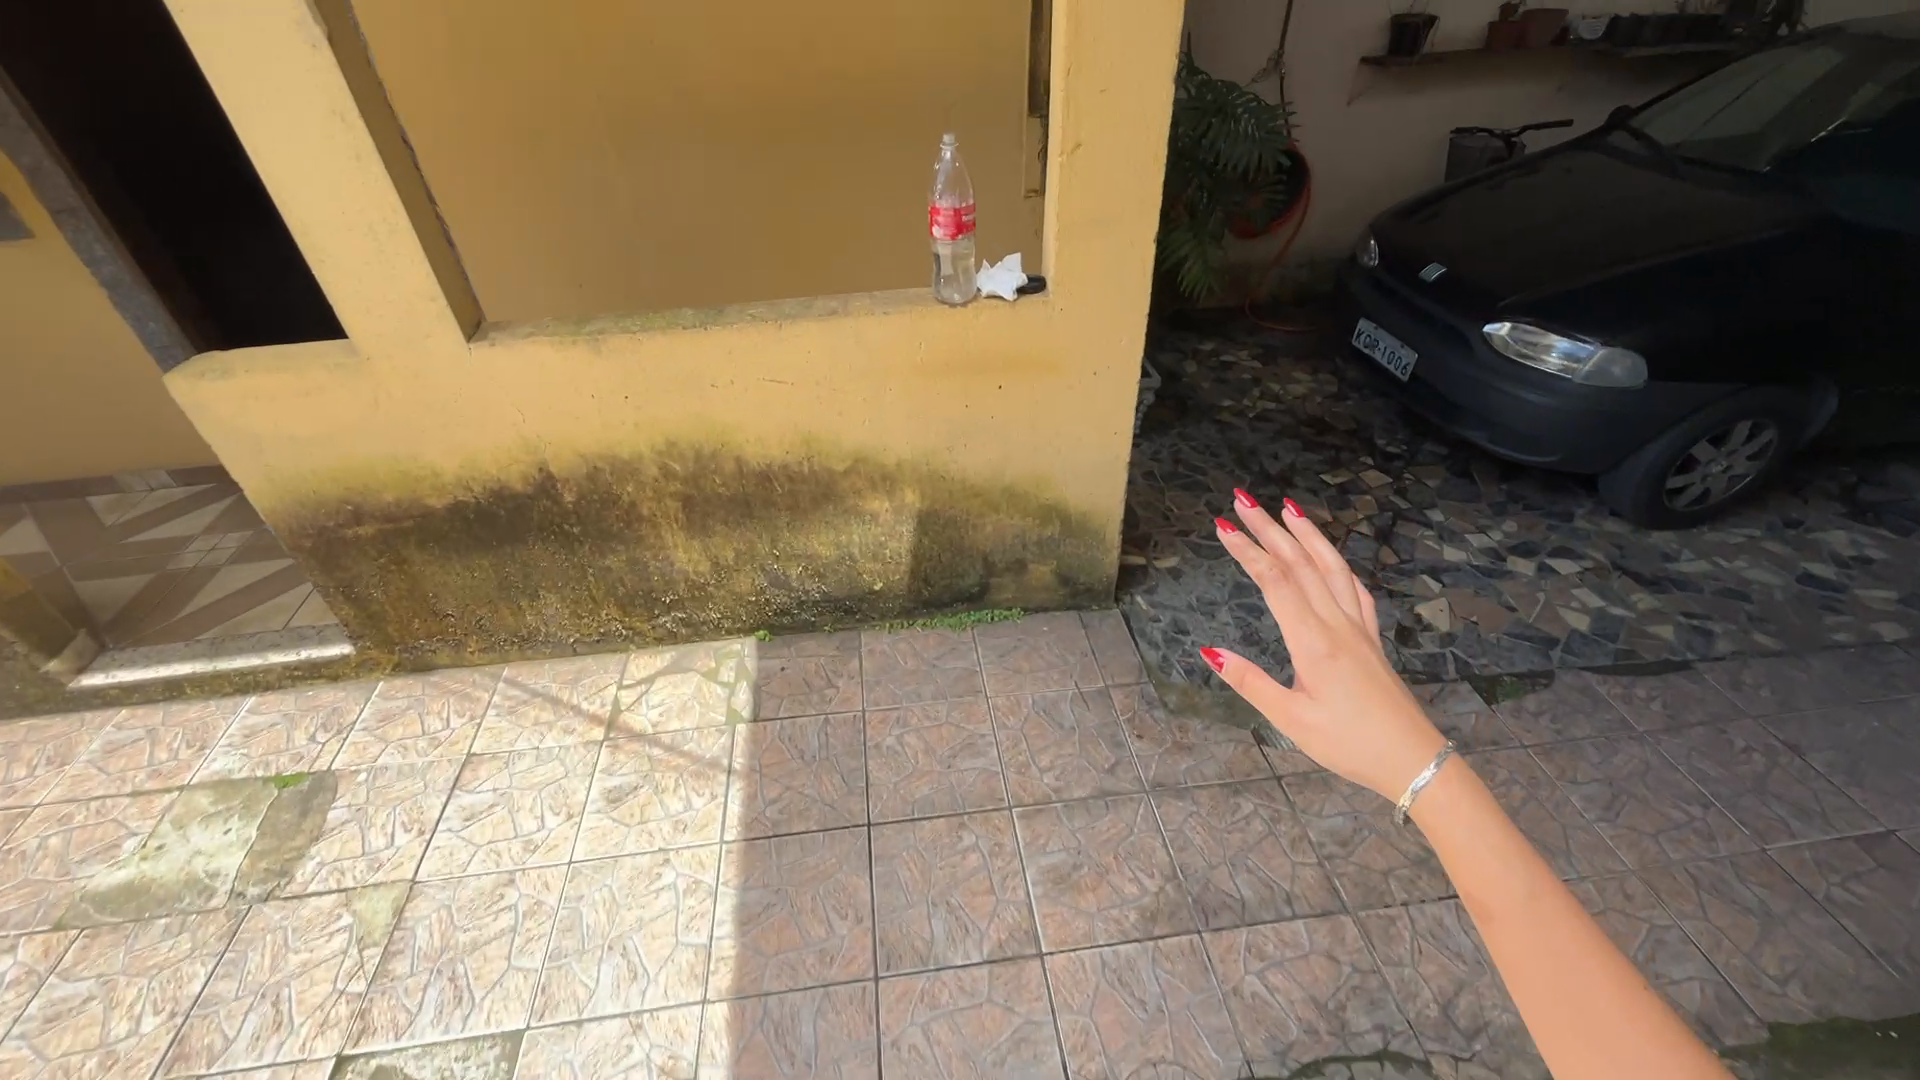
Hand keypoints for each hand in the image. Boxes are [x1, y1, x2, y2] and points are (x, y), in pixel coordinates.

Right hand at [1203, 488, 1446, 800]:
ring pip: (1330, 568)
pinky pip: (1354, 588)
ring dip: (1307, 534)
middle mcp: (1337, 625)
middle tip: (1242, 500)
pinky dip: (1337, 562)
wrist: (1414, 760)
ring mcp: (1358, 627)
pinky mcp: (1371, 637)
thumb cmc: (1348, 744)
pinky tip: (1330, 555)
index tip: (1224, 527)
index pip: (1276, 583)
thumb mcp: (1291, 720)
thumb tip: (1210, 652)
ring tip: (1287, 508)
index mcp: (1313, 643)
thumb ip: (1251, 683)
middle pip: (1300, 564)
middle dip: (1269, 529)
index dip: (1248, 552)